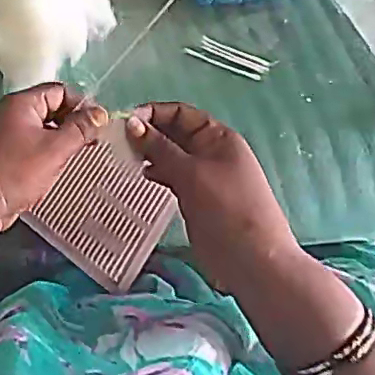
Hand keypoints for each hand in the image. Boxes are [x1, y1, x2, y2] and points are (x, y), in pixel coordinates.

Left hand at [0, 83, 106, 233]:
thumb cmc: (18, 172)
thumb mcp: (56, 149)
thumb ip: (80, 128)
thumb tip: (100, 112)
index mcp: (21, 103)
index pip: (59, 91)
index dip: (81, 105)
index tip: (97, 126)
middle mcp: (11, 111)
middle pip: (51, 106)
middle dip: (72, 121)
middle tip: (92, 141)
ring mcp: (5, 130)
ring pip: (42, 125)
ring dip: (61, 136)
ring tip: (79, 153)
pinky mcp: (4, 149)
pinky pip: (32, 140)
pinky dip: (47, 147)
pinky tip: (58, 163)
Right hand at [125, 102, 300, 287]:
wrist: (253, 261)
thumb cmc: (227, 208)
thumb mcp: (191, 172)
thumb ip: (159, 147)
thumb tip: (131, 123)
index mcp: (218, 137)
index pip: (181, 113)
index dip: (154, 113)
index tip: (127, 121)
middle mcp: (211, 151)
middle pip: (174, 132)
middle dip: (149, 132)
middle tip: (120, 140)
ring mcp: (204, 175)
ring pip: (170, 154)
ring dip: (149, 152)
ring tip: (128, 157)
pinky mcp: (196, 195)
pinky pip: (172, 174)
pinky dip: (157, 171)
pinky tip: (144, 175)